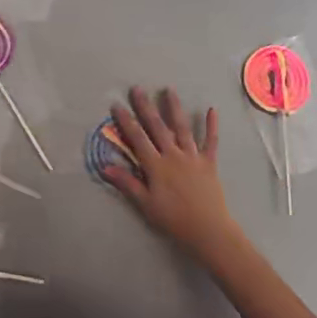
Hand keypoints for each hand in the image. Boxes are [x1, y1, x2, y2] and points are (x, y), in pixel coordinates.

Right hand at [105, 87, 240, 260]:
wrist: (208, 229)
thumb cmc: (173, 219)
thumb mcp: (145, 204)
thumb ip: (127, 183)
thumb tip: (105, 166)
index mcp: (156, 166)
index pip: (138, 139)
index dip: (126, 122)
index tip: (117, 105)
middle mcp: (174, 155)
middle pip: (157, 127)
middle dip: (146, 107)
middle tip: (138, 89)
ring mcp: (193, 157)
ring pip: (182, 128)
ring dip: (175, 109)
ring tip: (169, 91)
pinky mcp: (209, 163)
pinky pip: (211, 141)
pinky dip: (211, 126)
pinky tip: (211, 110)